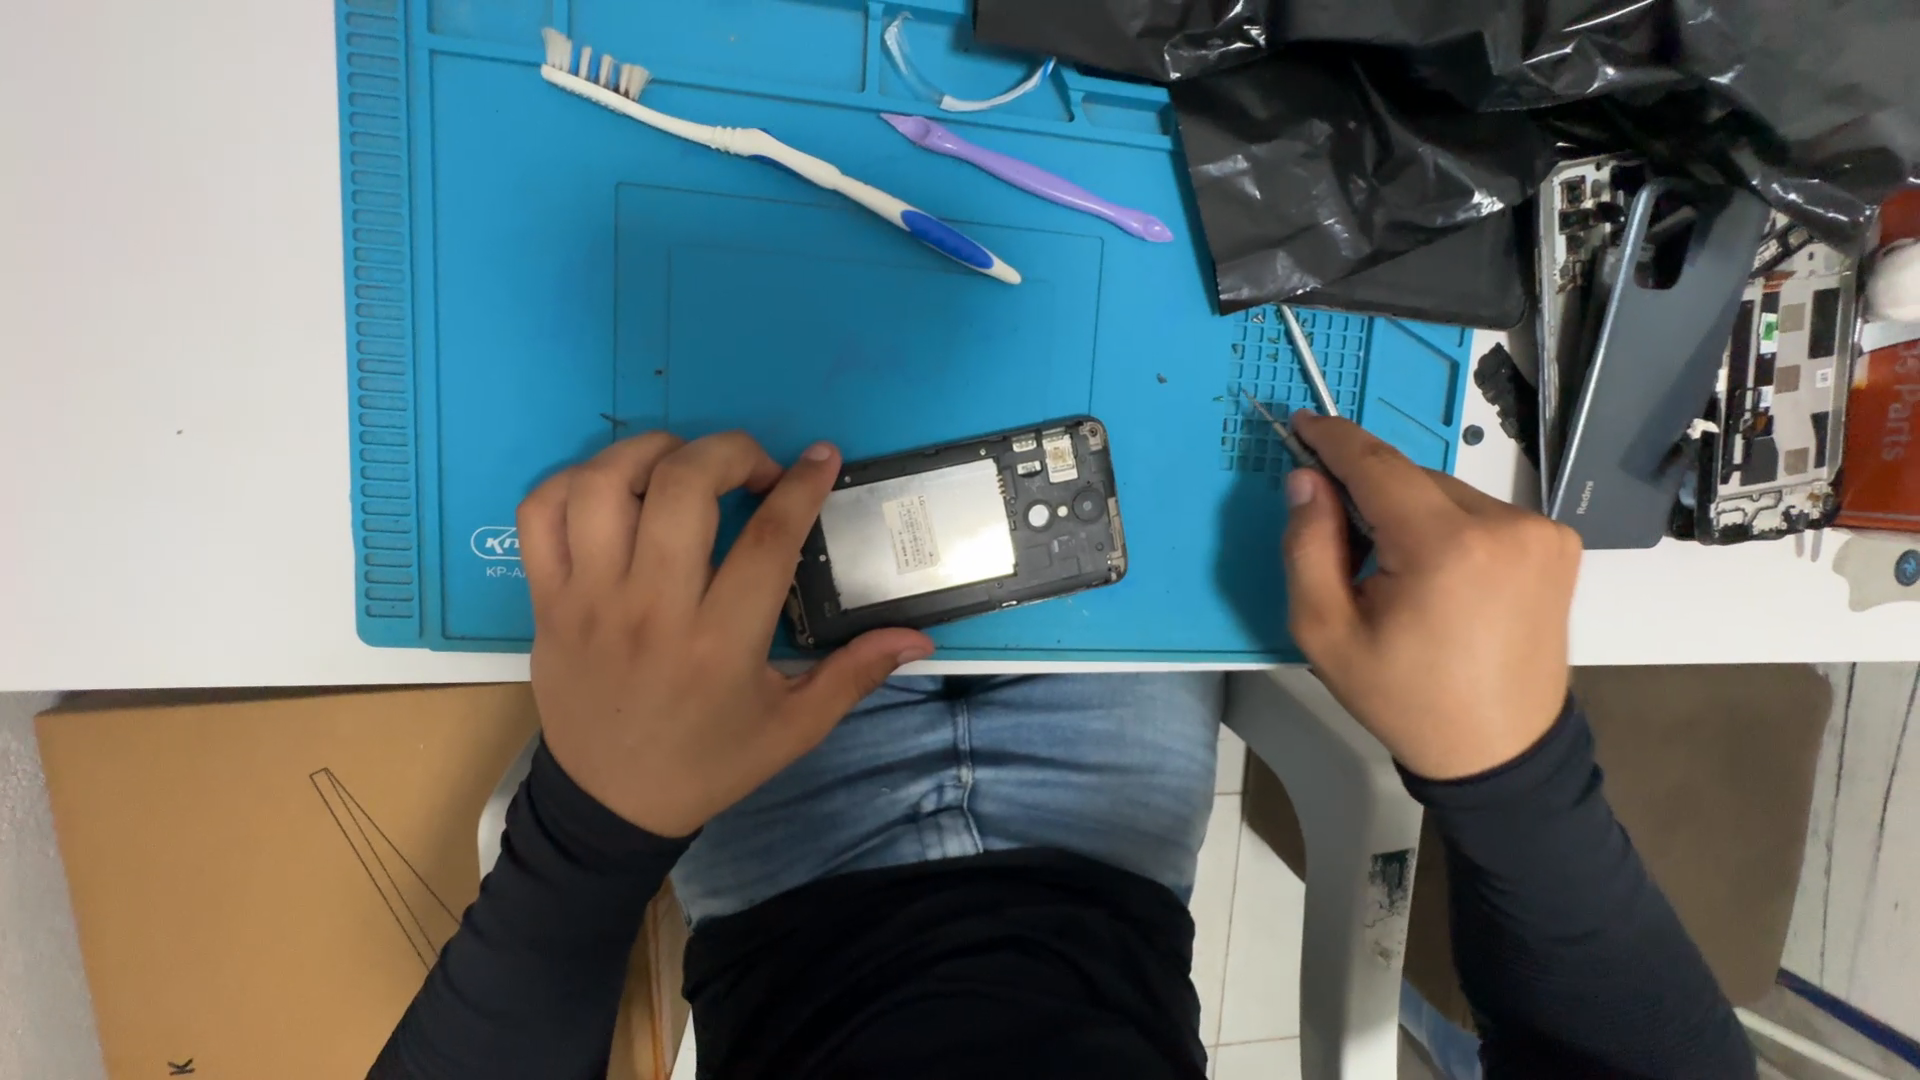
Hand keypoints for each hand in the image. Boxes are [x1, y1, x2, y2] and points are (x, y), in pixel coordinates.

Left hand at [517, 432, 934, 836]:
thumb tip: (919, 638)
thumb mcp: (794, 726)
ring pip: (605, 484)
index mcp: (720, 643)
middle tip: (757, 469)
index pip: (766, 539)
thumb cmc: (710, 761)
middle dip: (732, 452)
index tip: (823, 458)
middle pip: (683, 489)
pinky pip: (542, 513)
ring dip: (654, 452)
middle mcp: (651, 609)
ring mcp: (588, 600)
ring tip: (687, 465)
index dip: (801, 486)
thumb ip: (856, 674)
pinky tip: (621, 488)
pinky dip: (579, 478)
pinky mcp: (546, 601)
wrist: (610, 806)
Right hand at [1280, 415, 1580, 779]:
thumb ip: (1306, 546)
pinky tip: (1430, 567)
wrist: (1497, 749)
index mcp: (1446, 547)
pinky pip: (1476, 511)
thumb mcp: (1323, 630)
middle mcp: (1506, 524)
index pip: (1377, 465)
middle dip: (1364, 490)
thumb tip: (1305, 479)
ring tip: (1386, 565)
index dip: (1334, 439)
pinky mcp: (1558, 543)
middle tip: (1332, 529)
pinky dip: (1440, 522)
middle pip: (1410, 478)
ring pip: (1443, 492)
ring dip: (1403, 508)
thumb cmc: (1401, 696)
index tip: (1303, 420)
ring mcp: (1541, 532)